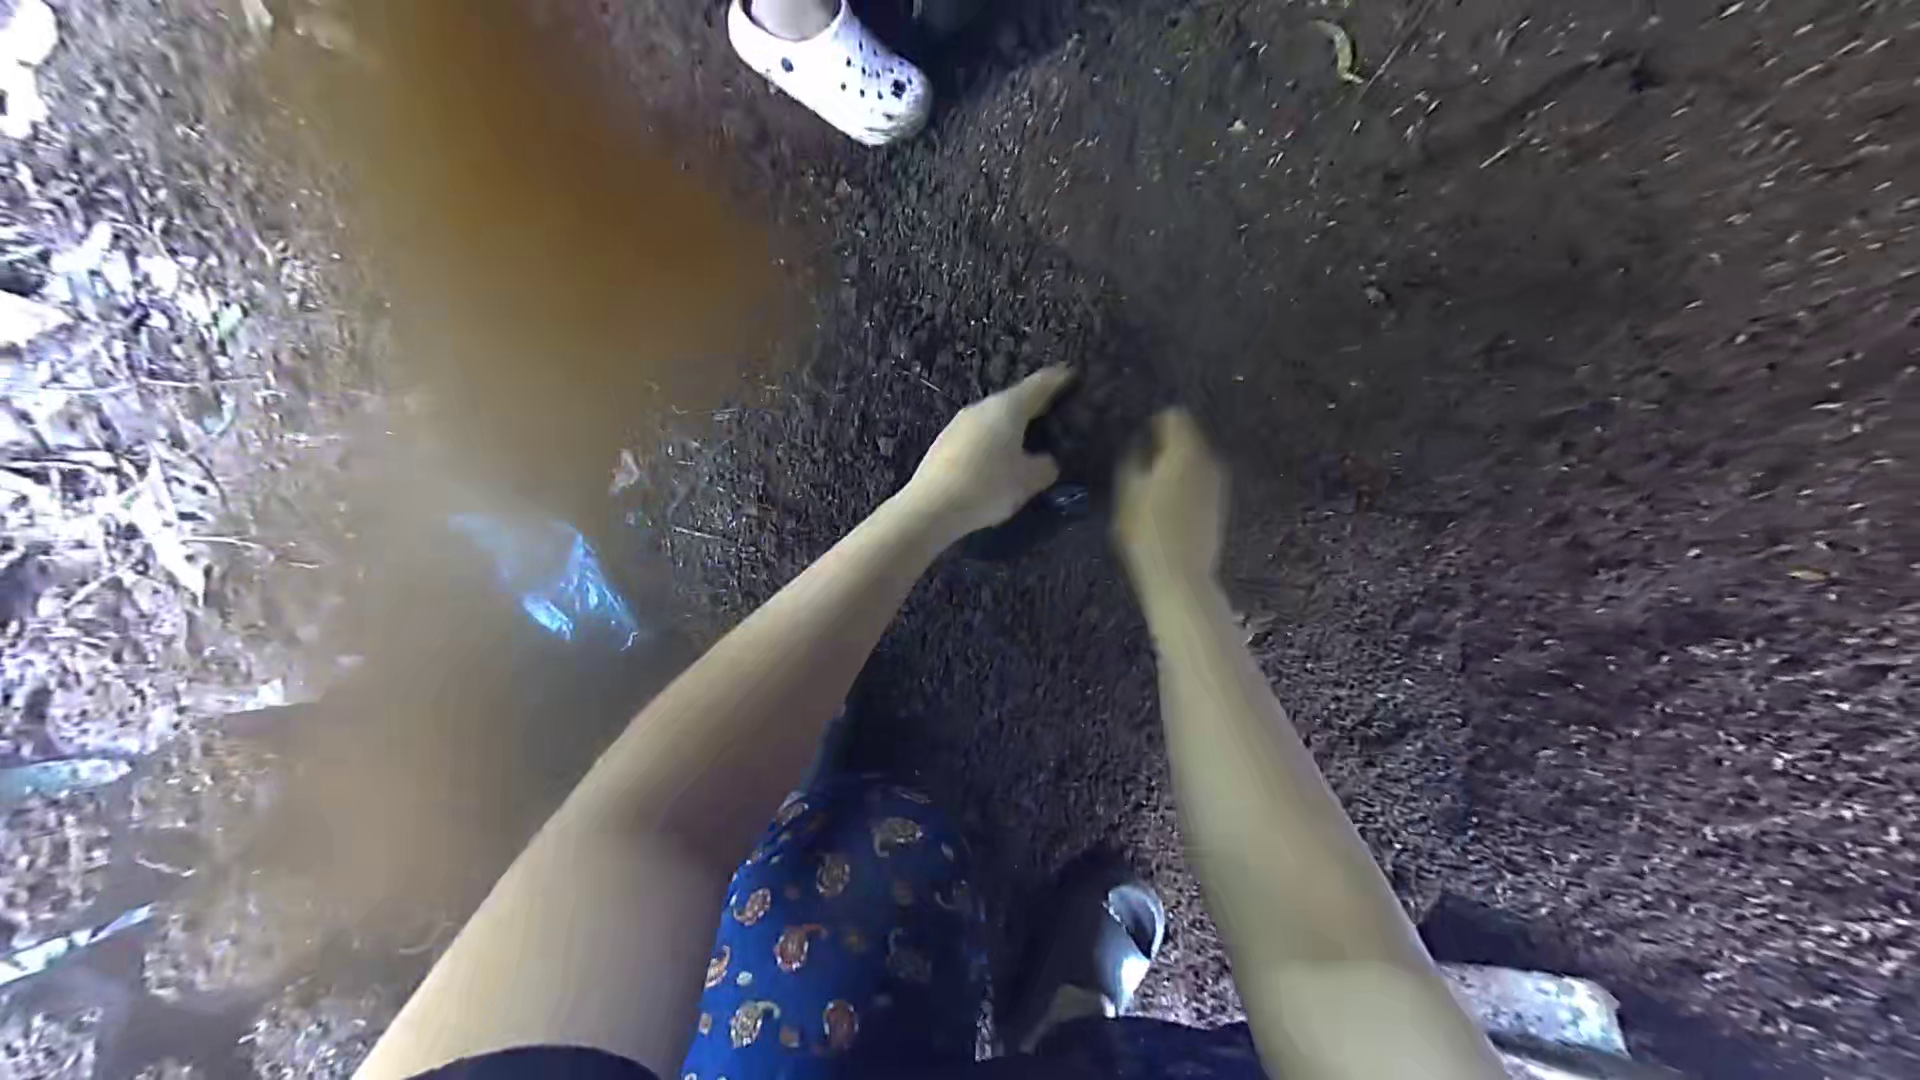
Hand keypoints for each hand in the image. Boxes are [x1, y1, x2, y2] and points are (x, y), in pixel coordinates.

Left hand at [901, 366, 1074, 538]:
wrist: (930, 508)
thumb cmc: (986, 487)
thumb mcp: (1027, 481)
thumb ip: (1044, 467)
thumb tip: (1045, 462)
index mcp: (1007, 408)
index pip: (1040, 385)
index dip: (1059, 380)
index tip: (1071, 375)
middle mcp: (982, 408)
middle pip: (1014, 401)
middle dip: (1034, 407)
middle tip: (1055, 414)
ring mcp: (959, 425)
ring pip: (994, 420)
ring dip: (1011, 428)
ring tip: (1028, 442)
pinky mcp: (944, 444)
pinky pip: (978, 437)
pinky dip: (992, 444)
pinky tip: (997, 462)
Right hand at [1114, 408, 1227, 588]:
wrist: (1181, 577)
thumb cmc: (1147, 534)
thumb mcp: (1127, 494)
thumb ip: (1133, 461)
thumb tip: (1139, 444)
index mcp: (1185, 452)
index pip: (1176, 417)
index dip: (1156, 423)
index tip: (1140, 436)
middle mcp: (1209, 461)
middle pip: (1189, 437)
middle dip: (1167, 444)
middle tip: (1142, 462)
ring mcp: (1218, 483)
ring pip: (1196, 459)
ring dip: (1177, 464)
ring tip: (1152, 483)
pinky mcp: (1219, 503)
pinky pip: (1201, 479)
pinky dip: (1186, 481)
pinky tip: (1168, 502)